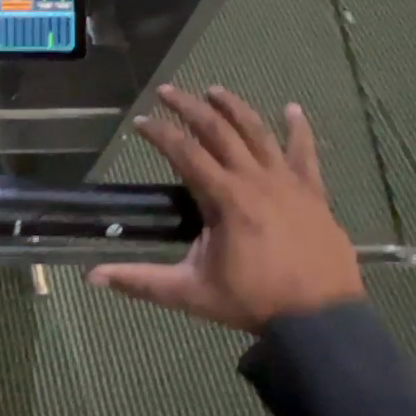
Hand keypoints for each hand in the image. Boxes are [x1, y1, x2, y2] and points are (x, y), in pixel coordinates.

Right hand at [87, 85, 363, 332]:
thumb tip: (91, 277)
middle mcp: (255, 181)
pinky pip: (306, 155)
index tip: (139, 121)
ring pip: (259, 134)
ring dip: (234, 109)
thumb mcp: (190, 293)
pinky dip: (299, 130)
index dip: (158, 132)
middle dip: (189, 107)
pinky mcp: (314, 195)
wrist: (324, 324)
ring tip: (214, 91)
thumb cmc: (254, 303)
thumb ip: (141, 281)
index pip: (184, 152)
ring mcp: (289, 184)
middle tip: (166, 91)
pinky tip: (292, 109)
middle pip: (219, 131)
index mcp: (225, 199)